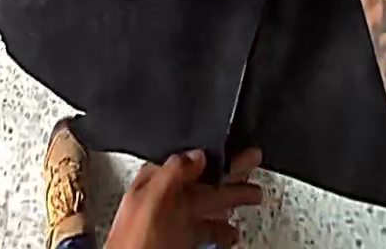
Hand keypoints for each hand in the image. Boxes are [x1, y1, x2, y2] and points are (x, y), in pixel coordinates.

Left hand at [104, 148, 263, 248]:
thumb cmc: (131, 243)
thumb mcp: (150, 199)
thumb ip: (172, 172)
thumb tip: (196, 153)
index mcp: (157, 181)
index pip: (193, 159)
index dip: (217, 152)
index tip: (238, 146)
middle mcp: (168, 199)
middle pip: (207, 179)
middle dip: (232, 170)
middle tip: (255, 160)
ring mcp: (175, 222)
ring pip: (211, 204)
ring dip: (233, 199)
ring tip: (255, 194)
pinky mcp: (181, 243)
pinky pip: (207, 232)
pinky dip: (222, 231)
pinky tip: (233, 232)